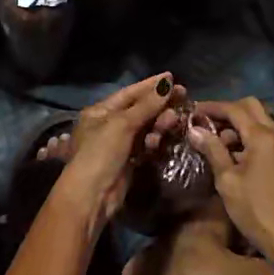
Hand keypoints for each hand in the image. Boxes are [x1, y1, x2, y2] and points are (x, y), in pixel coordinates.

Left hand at [55, 74, 184, 227]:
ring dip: (159, 123)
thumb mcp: (123, 124)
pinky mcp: (128, 161)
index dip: (151, 85)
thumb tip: (167, 82)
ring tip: (173, 120)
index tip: (171, 77)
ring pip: (145, 127)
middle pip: (140, 109)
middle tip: (182, 96)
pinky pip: (145, 144)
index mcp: (100, 111)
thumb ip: (147, 104)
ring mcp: (118, 144)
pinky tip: (160, 139)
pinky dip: (154, 140)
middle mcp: (108, 124)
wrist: (91, 197)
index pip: (130, 92)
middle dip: (160, 104)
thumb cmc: (101, 152)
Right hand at [188, 98, 273, 263]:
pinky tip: (235, 155)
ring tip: (217, 142)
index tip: (193, 111)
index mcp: (262, 135)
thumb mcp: (228, 181)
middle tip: (207, 124)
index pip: (235, 109)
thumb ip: (213, 151)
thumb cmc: (257, 210)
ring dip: (239, 125)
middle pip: (251, 107)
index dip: (212, 107)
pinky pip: (267, 136)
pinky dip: (250, 137)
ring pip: (260, 121)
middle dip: (228, 111)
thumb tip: (195, 130)